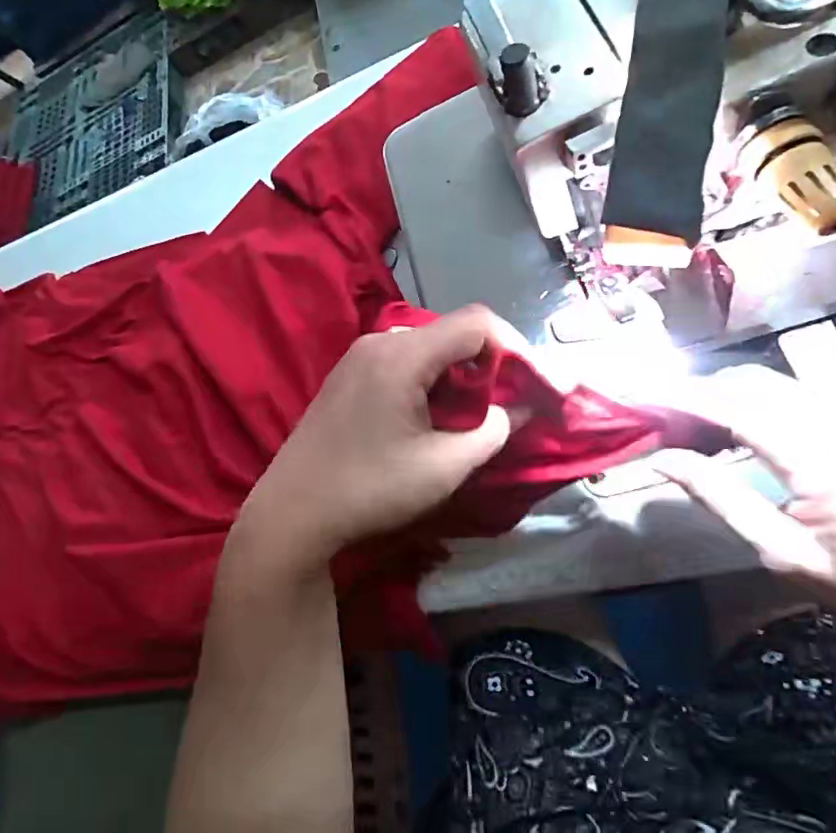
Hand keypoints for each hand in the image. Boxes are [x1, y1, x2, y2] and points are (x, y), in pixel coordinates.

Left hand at [236, 306, 521, 572]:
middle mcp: (379, 342)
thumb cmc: (370, 489)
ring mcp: (359, 356)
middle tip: (516, 401)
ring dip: (462, 373)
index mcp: (402, 355)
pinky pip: (404, 361)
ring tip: (481, 412)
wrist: (292, 511)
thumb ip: (491, 431)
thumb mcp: (443, 467)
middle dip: (492, 363)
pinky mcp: (348, 375)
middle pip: (452, 332)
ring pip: (428, 347)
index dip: (519, 347)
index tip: (543, 385)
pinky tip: (439, 413)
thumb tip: (514, 409)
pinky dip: (433, 379)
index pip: (476, 323)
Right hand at [664, 366, 835, 661]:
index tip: (639, 398)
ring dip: (723, 393)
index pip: (736, 407)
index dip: (681, 397)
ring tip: (688, 421)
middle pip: (752, 381)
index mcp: (828, 464)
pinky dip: (753, 400)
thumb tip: (661, 459)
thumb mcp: (790, 558)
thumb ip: (721, 498)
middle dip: (698, 390)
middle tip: (659, 415)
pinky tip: (734, 425)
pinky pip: (794, 393)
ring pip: (771, 381)